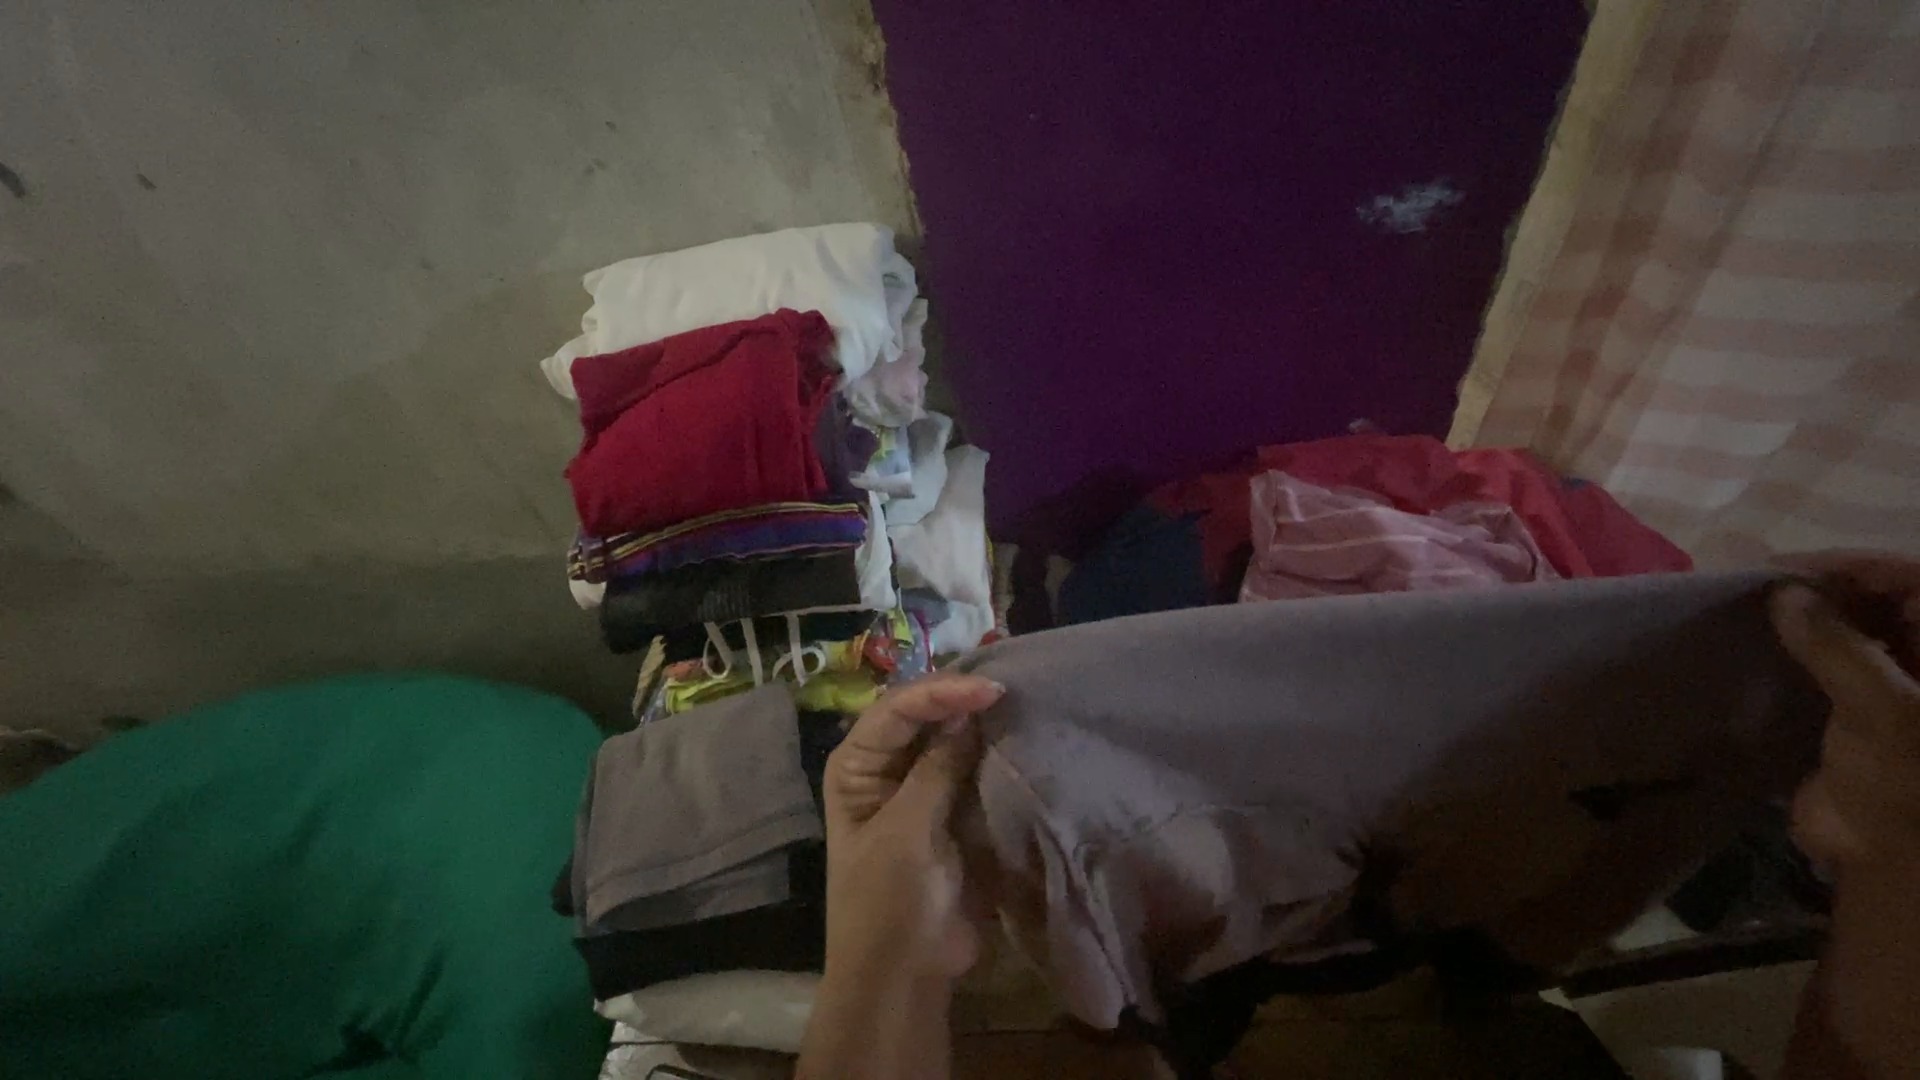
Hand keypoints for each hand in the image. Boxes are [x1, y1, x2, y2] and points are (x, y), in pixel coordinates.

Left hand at [821, 673, 1004, 983]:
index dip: (941, 693)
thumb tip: (967, 714)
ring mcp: (922, 787)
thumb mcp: (908, 832)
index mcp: (858, 764)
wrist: (906, 975)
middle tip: (1008, 684)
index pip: (898, 710)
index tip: (990, 690)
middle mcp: (887, 765)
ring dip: (980, 721)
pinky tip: (1019, 735)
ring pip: (952, 738)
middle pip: (924, 715)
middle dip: (960, 698)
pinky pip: (974, 769)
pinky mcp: (954, 809)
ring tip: (1018, 699)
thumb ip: (937, 770)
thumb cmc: (888, 903)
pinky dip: (993, 752)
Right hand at [1770, 554, 1919, 867]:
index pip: (1918, 585)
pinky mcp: (1859, 709)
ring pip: (1856, 627)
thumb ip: (1837, 647)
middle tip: (1761, 582)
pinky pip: (1829, 660)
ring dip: (1808, 613)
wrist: (1892, 859)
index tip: (1788, 567)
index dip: (1858, 568)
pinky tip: (1759, 639)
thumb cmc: (1909, 784)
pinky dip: (1797, 643)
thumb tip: (1785, 592)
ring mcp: (1901, 687)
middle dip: (1829, 586)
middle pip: (1889, 601)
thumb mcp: (1881, 711)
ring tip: (1752, 604)